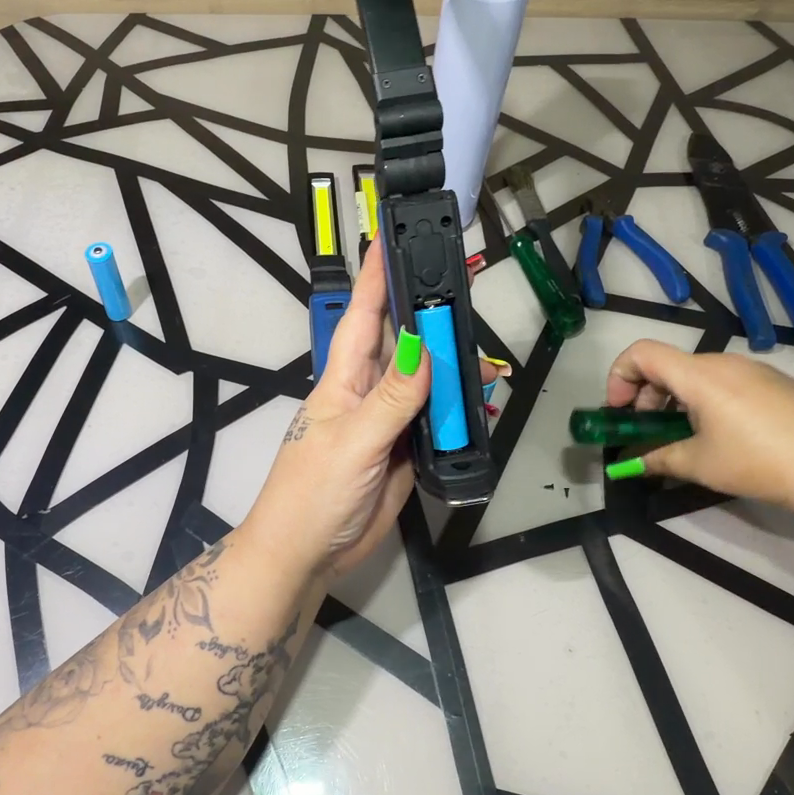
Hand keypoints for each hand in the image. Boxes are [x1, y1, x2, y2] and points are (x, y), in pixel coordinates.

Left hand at [242, 252, 494, 577]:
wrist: (307, 555)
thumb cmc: (314, 492)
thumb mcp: (354, 441)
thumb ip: (392, 398)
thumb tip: (425, 346)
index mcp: (344, 380)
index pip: (364, 317)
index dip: (377, 278)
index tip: (392, 239)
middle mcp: (368, 393)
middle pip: (405, 346)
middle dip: (432, 319)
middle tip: (466, 296)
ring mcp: (387, 424)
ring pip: (426, 385)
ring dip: (454, 372)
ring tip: (486, 366)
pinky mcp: (404, 453)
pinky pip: (435, 423)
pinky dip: (458, 413)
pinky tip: (479, 407)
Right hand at [606, 340, 793, 528]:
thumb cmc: (762, 463)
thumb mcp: (702, 465)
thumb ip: (659, 458)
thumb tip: (632, 463)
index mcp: (700, 374)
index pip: (642, 353)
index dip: (619, 378)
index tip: (619, 413)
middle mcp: (727, 363)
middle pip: (670, 366)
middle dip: (647, 397)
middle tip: (649, 434)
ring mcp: (759, 372)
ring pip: (700, 377)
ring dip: (679, 403)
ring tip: (688, 442)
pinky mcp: (782, 387)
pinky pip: (730, 386)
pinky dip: (710, 405)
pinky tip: (729, 442)